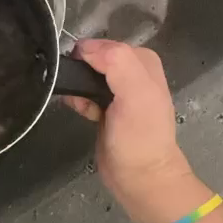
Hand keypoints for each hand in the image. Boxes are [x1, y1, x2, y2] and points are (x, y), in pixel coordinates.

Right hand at [61, 39, 195, 203]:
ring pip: (87, 75)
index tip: (83, 78)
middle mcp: (133, 71)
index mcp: (143, 61)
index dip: (89, 58)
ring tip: (84, 107)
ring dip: (79, 88)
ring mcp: (119, 91)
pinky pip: (85, 92)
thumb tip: (85, 48)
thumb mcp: (136, 94)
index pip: (105, 44)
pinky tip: (84, 113)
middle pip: (94, 58)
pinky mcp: (107, 107)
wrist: (140, 179)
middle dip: (82, 74)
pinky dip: (79, 100)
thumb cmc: (139, 137)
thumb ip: (116, 62)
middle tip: (82, 94)